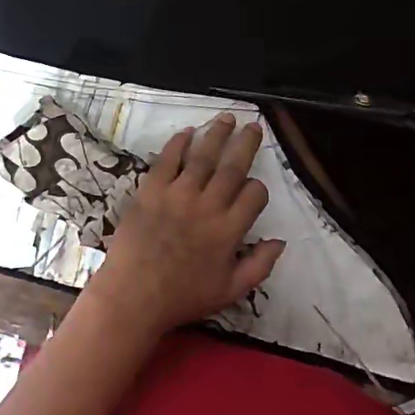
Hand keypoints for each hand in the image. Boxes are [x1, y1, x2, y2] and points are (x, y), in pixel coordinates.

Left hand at [82, 113, 285, 336]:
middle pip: (232, 167)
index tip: (254, 188)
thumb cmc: (182, 297)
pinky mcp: (150, 190)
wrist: (134, 294)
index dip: (258, 188)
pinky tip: (187, 132)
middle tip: (253, 125)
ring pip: (202, 157)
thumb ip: (259, 266)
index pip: (253, 196)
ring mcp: (177, 195)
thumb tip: (280, 241)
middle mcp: (207, 206)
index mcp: (228, 231)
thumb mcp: (230, 291)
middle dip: (246, 144)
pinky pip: (167, 160)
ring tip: (226, 118)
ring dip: (216, 135)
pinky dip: (178, 143)